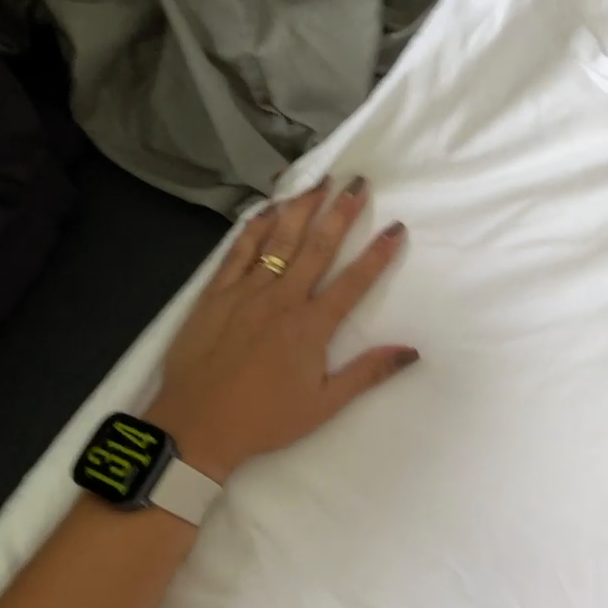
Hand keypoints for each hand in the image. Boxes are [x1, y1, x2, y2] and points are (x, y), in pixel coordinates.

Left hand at [144, 176, 418, 485]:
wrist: (196, 424)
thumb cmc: (264, 419)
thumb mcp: (323, 405)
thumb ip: (367, 373)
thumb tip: (411, 352)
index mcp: (312, 326)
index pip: (354, 281)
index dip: (378, 254)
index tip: (396, 227)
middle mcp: (282, 299)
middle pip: (317, 247)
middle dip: (341, 212)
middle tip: (358, 182)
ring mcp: (246, 291)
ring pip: (278, 240)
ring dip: (300, 208)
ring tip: (319, 183)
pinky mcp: (215, 293)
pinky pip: (238, 251)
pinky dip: (254, 227)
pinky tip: (267, 209)